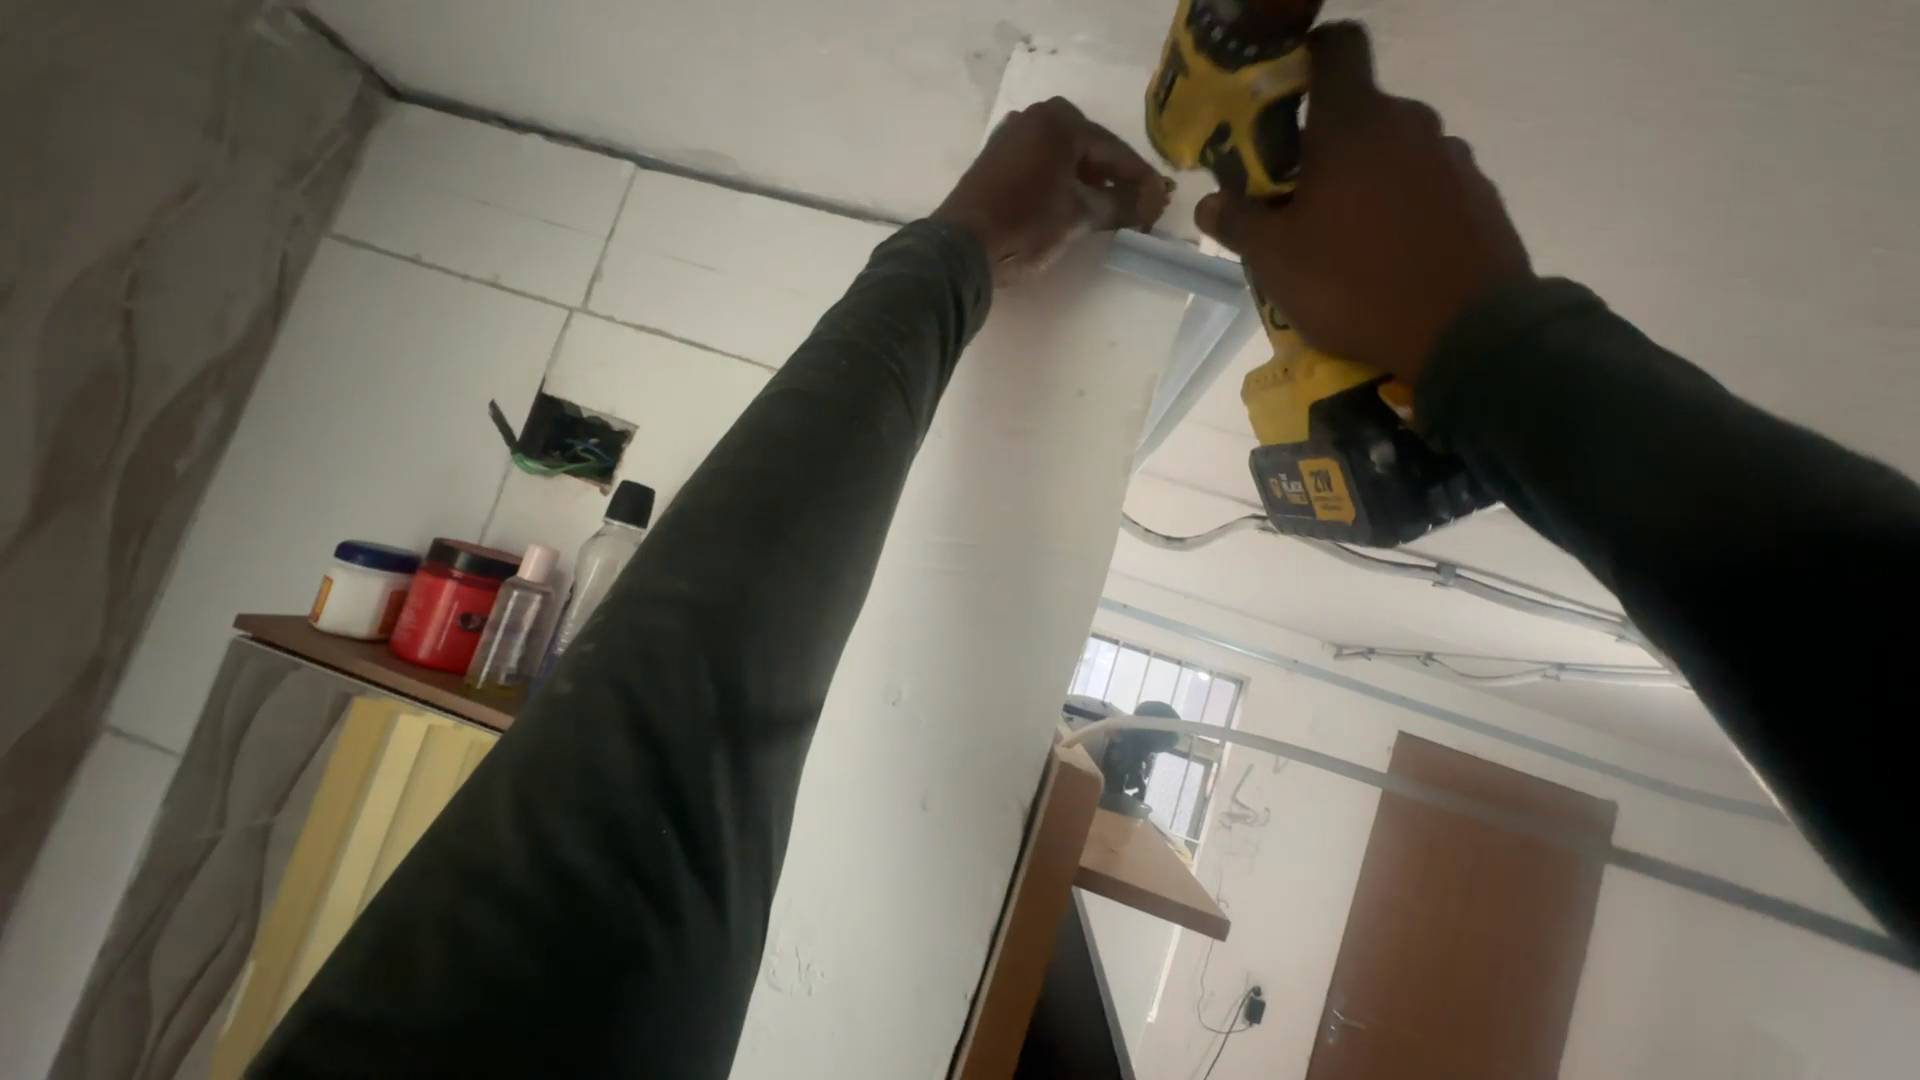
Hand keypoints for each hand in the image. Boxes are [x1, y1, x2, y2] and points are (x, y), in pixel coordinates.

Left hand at [933, 97, 1171, 284]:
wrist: (962, 248)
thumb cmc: (1026, 226)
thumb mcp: (1080, 217)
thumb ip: (1121, 205)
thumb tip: (1155, 202)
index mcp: (1060, 121)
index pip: (1114, 151)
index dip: (1140, 180)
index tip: (1161, 201)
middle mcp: (1035, 118)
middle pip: (1089, 151)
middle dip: (1115, 180)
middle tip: (1141, 206)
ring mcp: (1011, 137)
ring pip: (1064, 160)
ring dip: (1089, 184)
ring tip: (1112, 211)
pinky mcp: (995, 161)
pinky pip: (1042, 168)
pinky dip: (1062, 185)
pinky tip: (1074, 206)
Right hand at [1195, 23, 1531, 384]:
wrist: (1464, 332)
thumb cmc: (1354, 285)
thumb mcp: (1276, 262)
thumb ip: (1238, 223)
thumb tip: (1210, 202)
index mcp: (1353, 124)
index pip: (1335, 47)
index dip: (1304, 58)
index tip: (1280, 99)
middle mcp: (1408, 123)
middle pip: (1356, 112)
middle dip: (1321, 147)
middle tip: (1293, 202)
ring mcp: (1450, 156)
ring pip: (1391, 152)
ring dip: (1362, 181)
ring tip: (1342, 240)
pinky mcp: (1477, 194)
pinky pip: (1424, 185)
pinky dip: (1399, 206)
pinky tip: (1387, 256)